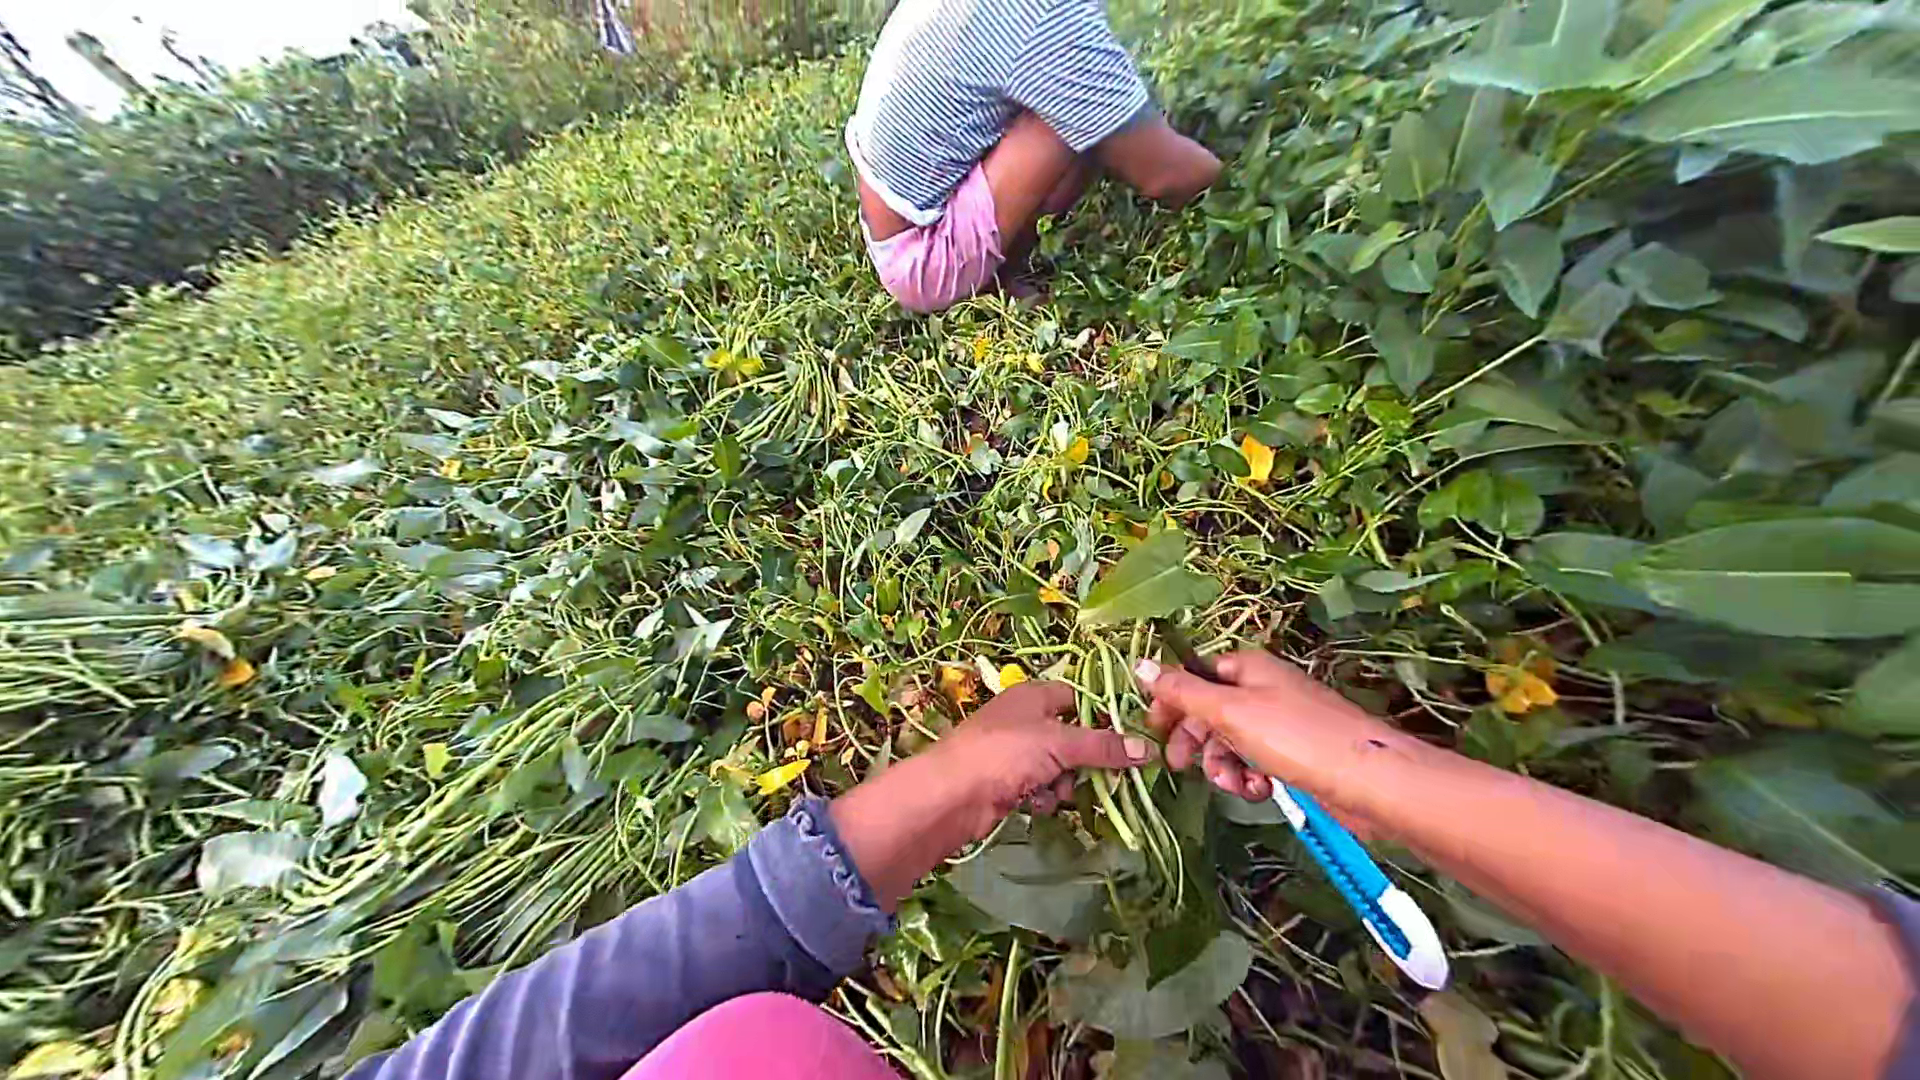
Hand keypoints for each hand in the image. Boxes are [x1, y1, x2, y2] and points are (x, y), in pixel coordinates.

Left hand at [932, 680, 1154, 821]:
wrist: (953, 793)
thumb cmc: (1006, 753)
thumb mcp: (1059, 743)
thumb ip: (1102, 746)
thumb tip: (1147, 749)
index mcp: (1034, 695)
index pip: (1080, 698)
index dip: (1104, 717)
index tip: (1131, 740)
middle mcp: (1025, 718)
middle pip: (1072, 735)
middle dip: (1085, 759)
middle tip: (1103, 777)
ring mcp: (1015, 750)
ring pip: (1059, 764)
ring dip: (1065, 781)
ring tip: (1059, 792)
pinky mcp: (1008, 780)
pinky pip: (1041, 785)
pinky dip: (1045, 795)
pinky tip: (1039, 804)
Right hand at [1134, 650, 1398, 803]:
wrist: (1374, 784)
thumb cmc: (1297, 737)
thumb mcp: (1229, 712)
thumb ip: (1182, 691)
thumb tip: (1140, 665)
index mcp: (1246, 669)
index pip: (1193, 676)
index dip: (1171, 701)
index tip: (1155, 729)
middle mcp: (1261, 690)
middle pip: (1208, 710)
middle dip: (1195, 739)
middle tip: (1179, 765)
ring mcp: (1279, 723)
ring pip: (1229, 741)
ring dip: (1221, 764)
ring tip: (1233, 784)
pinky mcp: (1294, 755)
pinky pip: (1254, 761)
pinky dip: (1248, 776)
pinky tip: (1257, 790)